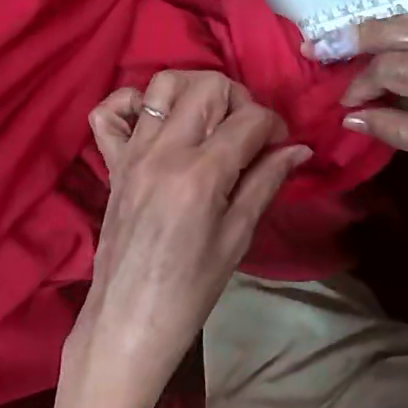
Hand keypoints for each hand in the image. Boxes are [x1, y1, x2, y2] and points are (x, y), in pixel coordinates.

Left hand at [71, 70, 310, 407]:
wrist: (128, 323)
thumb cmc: (191, 289)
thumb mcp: (238, 236)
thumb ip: (266, 181)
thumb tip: (299, 149)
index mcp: (200, 175)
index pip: (249, 119)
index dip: (274, 124)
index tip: (280, 142)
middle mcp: (164, 152)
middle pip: (208, 86)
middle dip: (239, 98)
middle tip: (248, 130)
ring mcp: (133, 154)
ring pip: (162, 84)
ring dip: (194, 90)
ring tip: (210, 118)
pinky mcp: (112, 163)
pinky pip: (109, 112)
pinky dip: (133, 103)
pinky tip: (156, 122)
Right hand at [317, 7, 407, 223]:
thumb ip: (405, 132)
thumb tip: (353, 119)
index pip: (395, 68)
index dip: (361, 85)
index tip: (342, 107)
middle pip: (402, 30)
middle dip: (357, 40)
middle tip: (318, 50)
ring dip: (383, 30)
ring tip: (349, 45)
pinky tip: (395, 42)